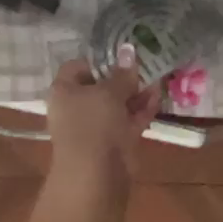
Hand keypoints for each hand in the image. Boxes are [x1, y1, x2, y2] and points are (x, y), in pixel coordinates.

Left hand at [45, 45, 162, 176]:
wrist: (97, 173)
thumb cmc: (93, 124)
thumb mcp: (109, 93)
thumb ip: (122, 73)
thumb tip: (129, 49)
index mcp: (65, 91)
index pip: (78, 67)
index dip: (99, 59)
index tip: (121, 55)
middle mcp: (78, 107)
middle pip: (101, 86)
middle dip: (123, 77)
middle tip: (145, 65)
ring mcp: (98, 126)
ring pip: (118, 104)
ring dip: (136, 93)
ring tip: (157, 78)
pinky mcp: (115, 141)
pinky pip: (129, 120)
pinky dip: (142, 110)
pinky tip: (157, 97)